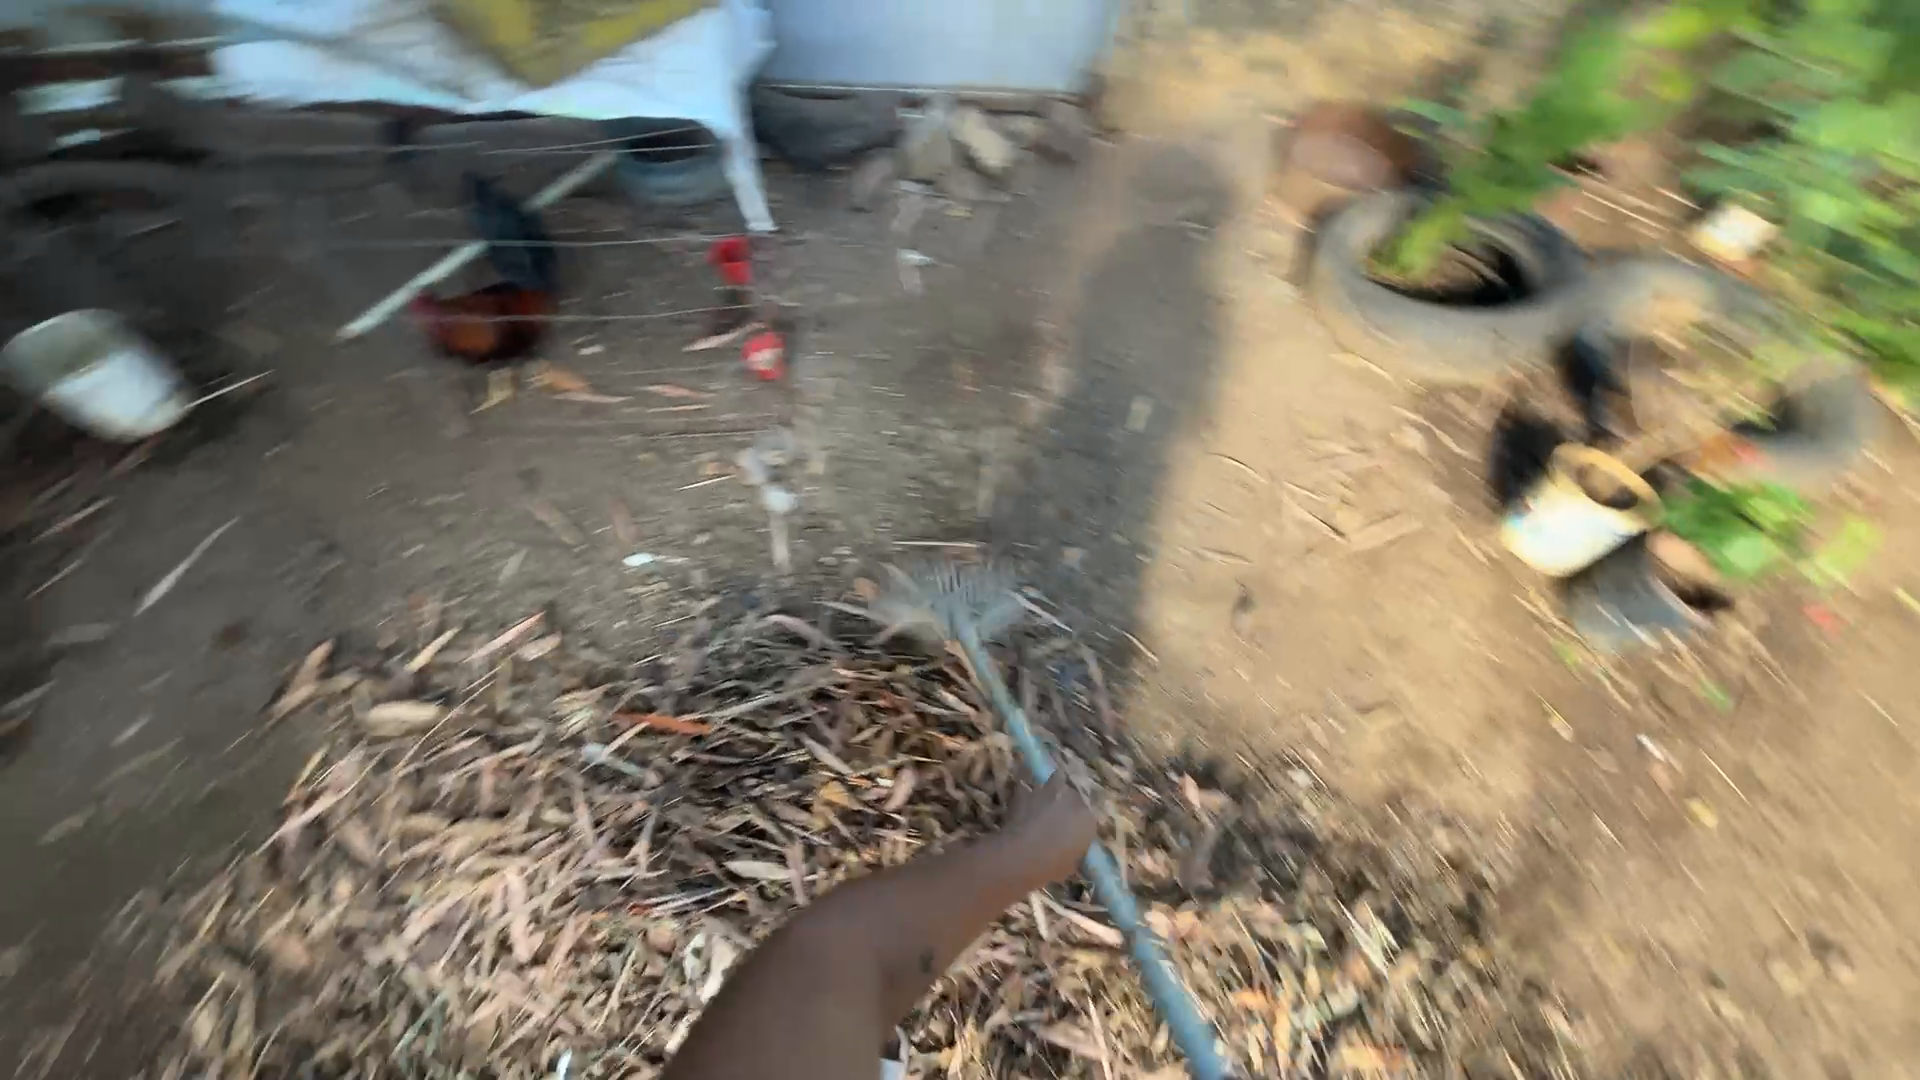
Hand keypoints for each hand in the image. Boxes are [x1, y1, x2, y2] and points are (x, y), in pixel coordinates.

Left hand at [1003, 772, 1100, 881]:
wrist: (1022, 854)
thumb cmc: (1052, 865)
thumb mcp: (1072, 864)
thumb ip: (1074, 849)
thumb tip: (1069, 845)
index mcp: (1087, 818)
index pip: (1088, 816)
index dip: (1080, 822)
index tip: (1073, 831)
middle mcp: (1072, 799)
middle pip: (1074, 795)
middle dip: (1068, 803)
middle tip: (1059, 815)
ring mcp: (1049, 791)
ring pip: (1055, 781)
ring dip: (1053, 789)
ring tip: (1045, 800)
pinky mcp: (1028, 790)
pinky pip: (1029, 789)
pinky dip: (1028, 794)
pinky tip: (1024, 802)